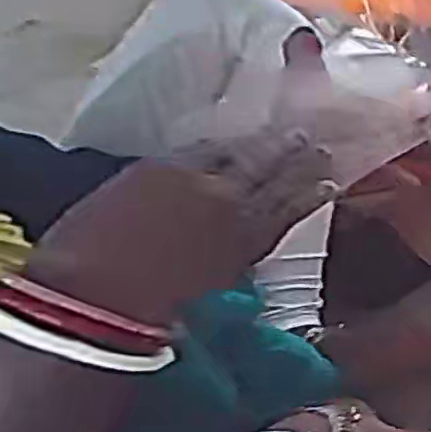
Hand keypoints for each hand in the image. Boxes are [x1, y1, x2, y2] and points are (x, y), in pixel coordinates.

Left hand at [23, 131, 337, 325]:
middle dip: (299, 155)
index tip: (333, 180)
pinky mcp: (154, 170)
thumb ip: (249, 242)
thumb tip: (259, 226)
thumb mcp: (231, 271)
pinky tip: (226, 142)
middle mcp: (235, 200)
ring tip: (282, 135)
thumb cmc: (170, 296)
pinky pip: (199, 150)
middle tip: (313, 142)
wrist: (98, 293)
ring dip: (264, 143)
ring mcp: (195, 182)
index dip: (317, 189)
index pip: (298, 201)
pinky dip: (219, 145)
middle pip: (274, 170)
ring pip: (240, 154)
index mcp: (258, 230)